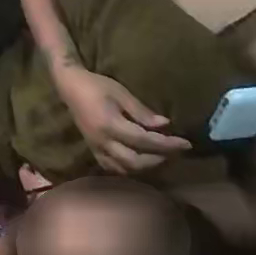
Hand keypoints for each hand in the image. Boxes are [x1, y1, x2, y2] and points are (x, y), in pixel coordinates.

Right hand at [52, 67, 190, 173]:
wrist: (69, 87)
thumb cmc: (96, 85)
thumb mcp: (121, 93)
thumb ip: (141, 112)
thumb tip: (165, 125)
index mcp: (110, 125)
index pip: (144, 141)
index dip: (167, 145)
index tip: (186, 144)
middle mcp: (103, 141)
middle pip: (136, 162)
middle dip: (160, 159)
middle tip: (176, 152)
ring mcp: (96, 148)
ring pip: (125, 169)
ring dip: (146, 167)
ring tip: (162, 157)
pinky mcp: (93, 150)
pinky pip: (113, 168)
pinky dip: (130, 169)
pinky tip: (141, 163)